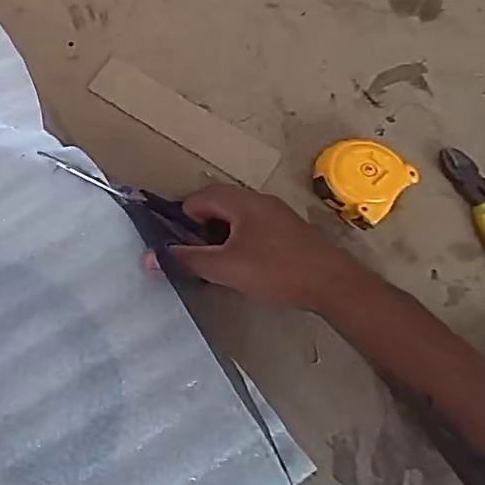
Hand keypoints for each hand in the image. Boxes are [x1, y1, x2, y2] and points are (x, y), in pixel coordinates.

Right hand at [168, 184, 368, 310]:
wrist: (334, 285)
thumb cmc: (277, 271)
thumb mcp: (225, 268)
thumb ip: (186, 260)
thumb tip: (149, 257)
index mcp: (241, 201)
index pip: (198, 199)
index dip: (183, 222)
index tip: (183, 248)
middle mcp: (259, 200)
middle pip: (216, 206)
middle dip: (201, 230)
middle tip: (199, 257)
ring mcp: (277, 214)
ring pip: (236, 219)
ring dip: (221, 237)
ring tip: (221, 265)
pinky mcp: (289, 231)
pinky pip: (254, 228)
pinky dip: (241, 242)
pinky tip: (247, 267)